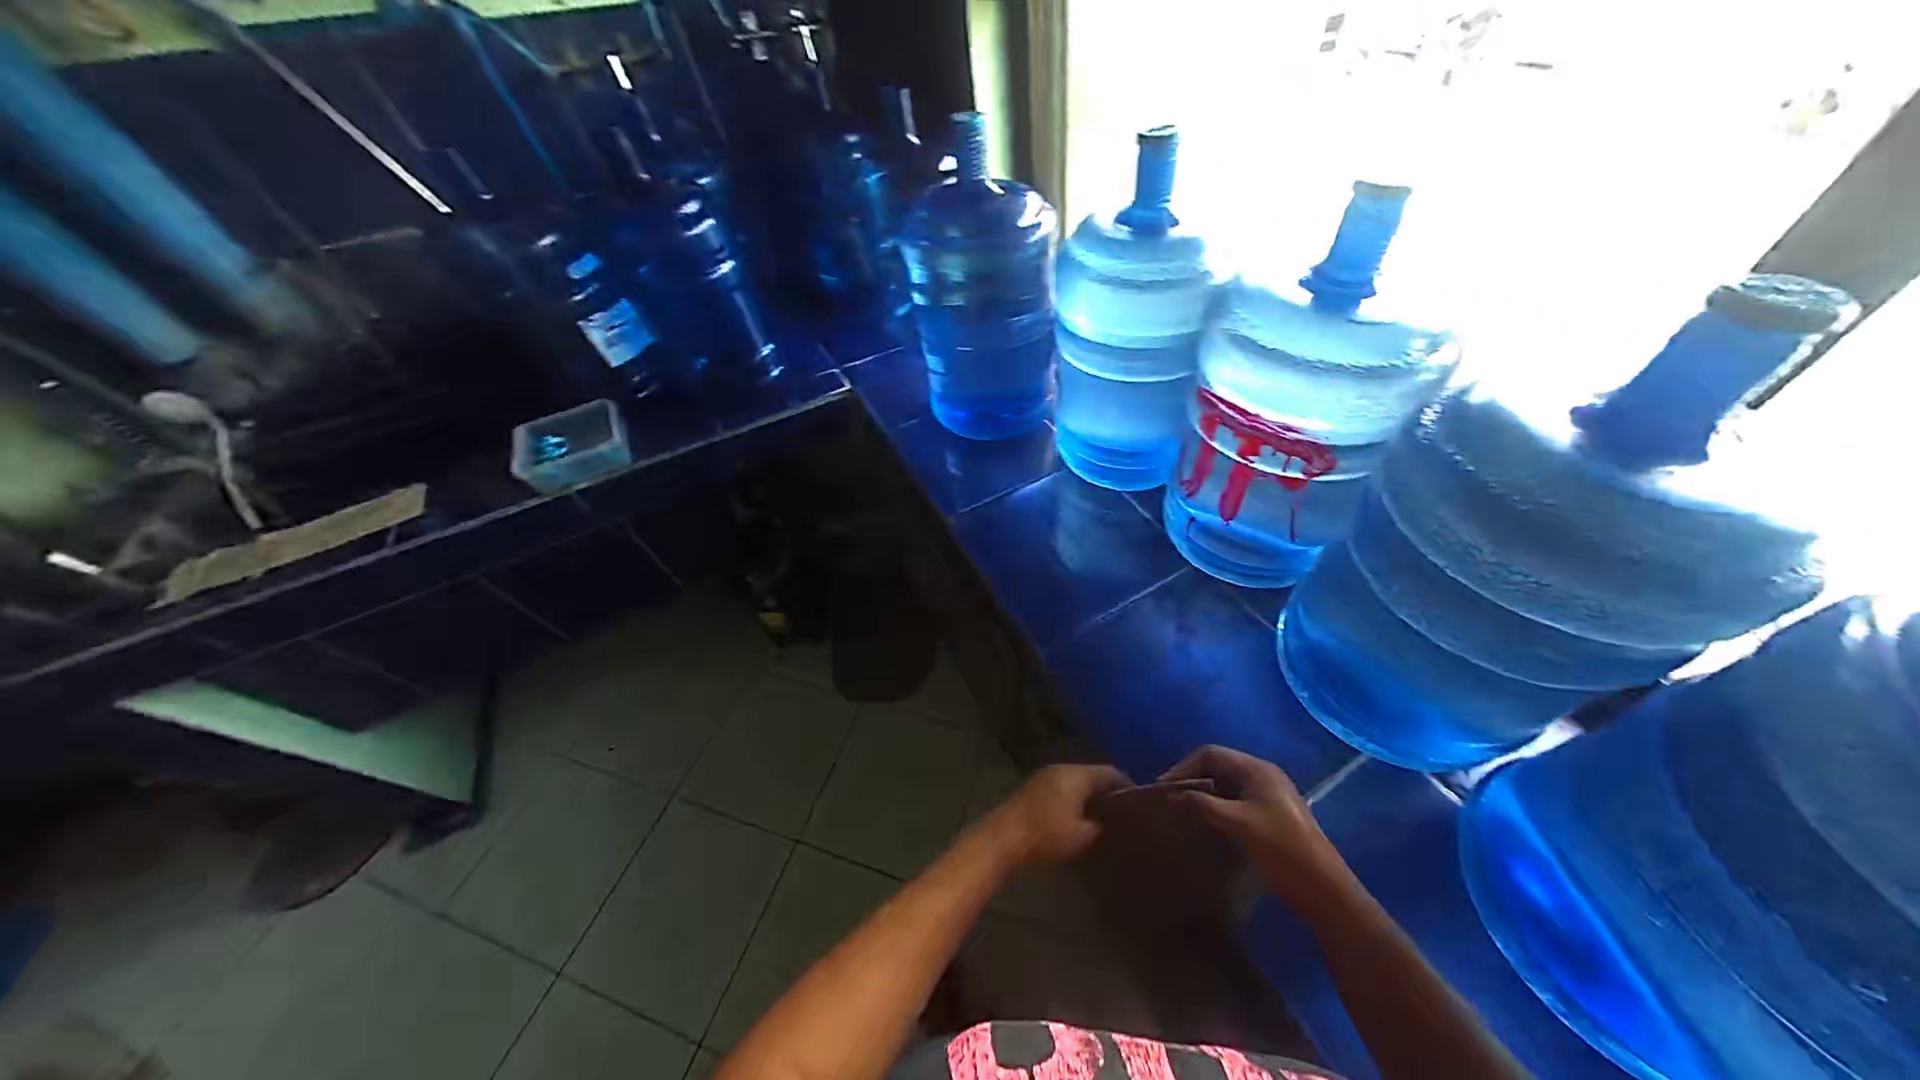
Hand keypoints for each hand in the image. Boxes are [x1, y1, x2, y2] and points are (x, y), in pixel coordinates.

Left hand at [979, 763, 1128, 866]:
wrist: (1004, 837)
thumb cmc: (1046, 834)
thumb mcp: (1083, 836)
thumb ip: (1100, 825)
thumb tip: (1107, 821)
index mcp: (1077, 774)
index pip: (1110, 772)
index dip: (1127, 785)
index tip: (1138, 802)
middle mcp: (1061, 768)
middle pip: (1092, 774)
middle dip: (1107, 790)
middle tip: (1122, 810)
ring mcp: (1045, 776)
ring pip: (1076, 781)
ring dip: (1088, 794)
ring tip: (1103, 815)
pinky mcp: (1034, 787)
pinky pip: (1062, 787)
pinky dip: (1073, 797)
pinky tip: (1076, 815)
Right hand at [1160, 745, 1356, 913]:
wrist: (1324, 890)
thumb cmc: (1281, 850)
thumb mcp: (1238, 824)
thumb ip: (1203, 805)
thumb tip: (1172, 796)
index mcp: (1258, 769)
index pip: (1211, 754)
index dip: (1184, 767)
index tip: (1164, 788)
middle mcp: (1263, 776)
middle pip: (1218, 766)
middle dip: (1192, 779)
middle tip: (1169, 798)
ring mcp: (1269, 796)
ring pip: (1226, 784)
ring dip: (1203, 794)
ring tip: (1182, 810)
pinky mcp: (1270, 815)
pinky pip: (1235, 800)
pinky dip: (1216, 806)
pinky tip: (1205, 823)